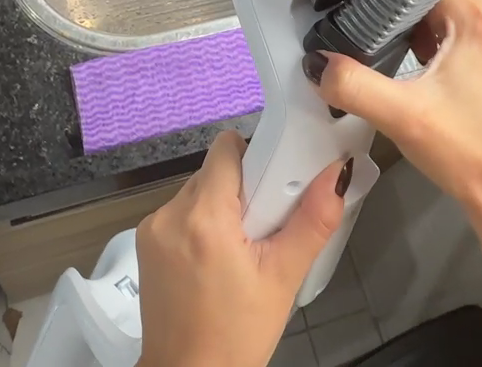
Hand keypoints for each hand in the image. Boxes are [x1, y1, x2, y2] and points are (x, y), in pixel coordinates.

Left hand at [136, 130, 351, 366]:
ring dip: (220, 206)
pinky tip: (214, 260)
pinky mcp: (143, 242)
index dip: (253, 157)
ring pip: (197, 190)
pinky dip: (198, 224)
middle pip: (213, 170)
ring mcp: (152, 226)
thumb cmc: (239, 333)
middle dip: (241, 188)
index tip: (273, 185)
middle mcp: (170, 211)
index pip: (226, 147)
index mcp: (204, 215)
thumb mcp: (283, 278)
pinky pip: (178, 212)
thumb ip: (313, 221)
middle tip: (264, 227)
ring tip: (241, 248)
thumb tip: (338, 173)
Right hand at [307, 0, 481, 225]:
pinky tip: (421, 43)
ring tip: (398, 23)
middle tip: (374, 6)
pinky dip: (446, 16)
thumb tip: (315, 61)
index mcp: (480, 18)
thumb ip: (352, 84)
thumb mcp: (400, 116)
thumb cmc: (464, 152)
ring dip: (431, 0)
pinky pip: (473, 11)